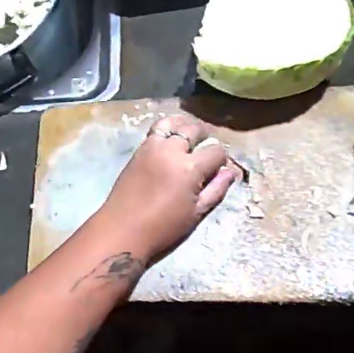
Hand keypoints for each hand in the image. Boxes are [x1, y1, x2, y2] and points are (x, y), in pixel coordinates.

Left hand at [89, 113, 238, 260]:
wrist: (123, 229)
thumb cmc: (163, 227)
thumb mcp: (196, 213)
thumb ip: (216, 189)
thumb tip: (230, 172)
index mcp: (191, 168)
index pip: (216, 151)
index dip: (222, 159)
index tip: (219, 169)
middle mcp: (172, 151)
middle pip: (195, 131)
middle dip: (206, 137)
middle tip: (206, 150)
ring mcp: (153, 147)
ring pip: (173, 123)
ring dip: (185, 126)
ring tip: (189, 136)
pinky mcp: (139, 150)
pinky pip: (156, 129)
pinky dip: (167, 128)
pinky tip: (171, 138)